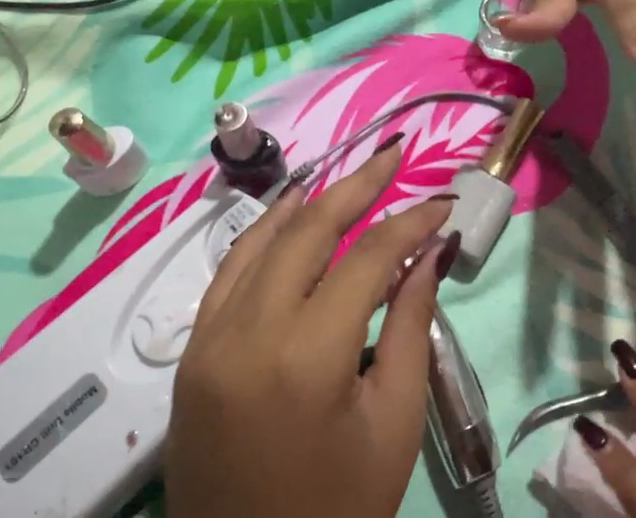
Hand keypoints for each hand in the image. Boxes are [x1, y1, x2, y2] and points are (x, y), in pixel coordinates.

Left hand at [166, 137, 458, 517]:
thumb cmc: (339, 508)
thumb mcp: (393, 423)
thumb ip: (411, 325)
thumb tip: (430, 250)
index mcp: (308, 355)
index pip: (366, 257)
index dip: (410, 222)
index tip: (444, 204)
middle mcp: (249, 332)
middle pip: (307, 230)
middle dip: (358, 185)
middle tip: (396, 154)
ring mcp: (209, 340)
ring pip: (260, 241)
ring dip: (308, 200)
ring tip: (350, 173)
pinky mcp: (191, 354)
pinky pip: (229, 273)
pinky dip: (263, 234)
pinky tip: (289, 216)